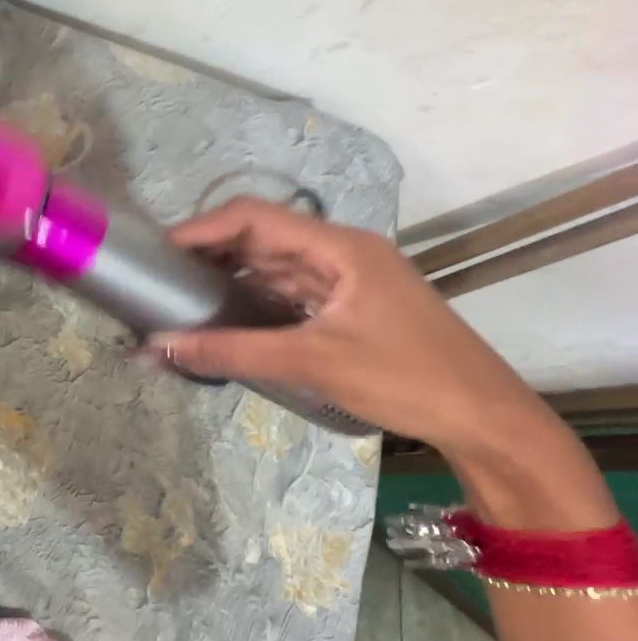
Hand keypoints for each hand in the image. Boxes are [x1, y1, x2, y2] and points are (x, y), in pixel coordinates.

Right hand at [152, 197, 550, 457]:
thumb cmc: (408, 379)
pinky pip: (283, 289)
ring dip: (224, 276)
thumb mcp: (311, 363)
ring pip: (269, 263)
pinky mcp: (345, 306)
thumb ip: (227, 351)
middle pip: (257, 236)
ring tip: (178, 297)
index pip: (252, 216)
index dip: (200, 228)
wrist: (489, 424)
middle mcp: (341, 253)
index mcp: (340, 248)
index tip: (155, 254)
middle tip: (157, 278)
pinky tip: (220, 318)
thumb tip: (151, 348)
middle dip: (205, 252)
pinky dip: (247, 298)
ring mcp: (345, 279)